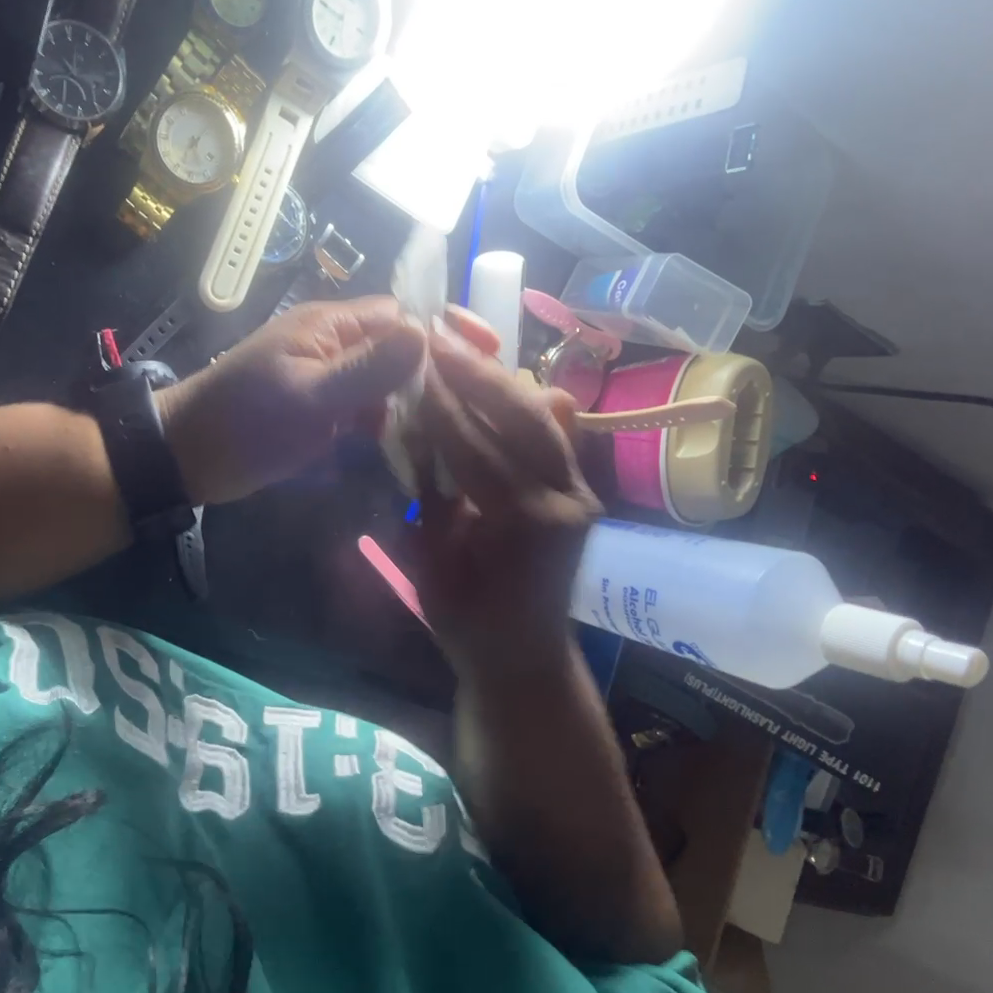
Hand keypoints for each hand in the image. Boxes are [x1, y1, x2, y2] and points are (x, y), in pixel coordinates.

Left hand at [156, 298, 426, 505]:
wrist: (188, 456)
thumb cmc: (248, 423)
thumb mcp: (311, 397)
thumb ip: (367, 368)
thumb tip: (427, 333)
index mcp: (328, 325)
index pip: (398, 318)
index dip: (428, 345)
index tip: (457, 384)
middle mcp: (331, 344)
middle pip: (393, 352)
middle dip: (418, 383)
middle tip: (445, 424)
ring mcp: (324, 378)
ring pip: (380, 384)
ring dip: (400, 410)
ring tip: (427, 444)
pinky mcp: (317, 409)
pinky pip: (360, 409)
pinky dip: (375, 428)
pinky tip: (394, 452)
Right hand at [409, 315, 602, 673]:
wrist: (523, 658)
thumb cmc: (466, 622)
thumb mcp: (430, 560)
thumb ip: (430, 493)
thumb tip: (417, 431)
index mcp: (523, 523)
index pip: (475, 446)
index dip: (441, 403)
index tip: (412, 361)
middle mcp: (564, 498)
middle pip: (522, 417)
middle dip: (477, 372)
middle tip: (438, 335)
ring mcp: (579, 492)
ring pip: (546, 417)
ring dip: (501, 379)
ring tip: (462, 344)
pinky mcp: (580, 490)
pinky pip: (555, 434)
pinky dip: (525, 403)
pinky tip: (500, 378)